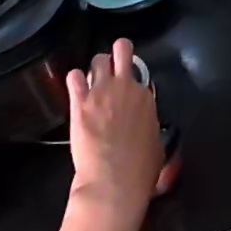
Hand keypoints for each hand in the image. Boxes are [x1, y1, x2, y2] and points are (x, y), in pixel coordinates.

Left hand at [66, 39, 162, 215]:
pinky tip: (75, 88)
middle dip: (118, 52)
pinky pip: (73, 76)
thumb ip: (151, 129)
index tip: (127, 92)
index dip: (132, 82)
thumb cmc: (140, 169)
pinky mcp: (79, 101)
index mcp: (146, 98)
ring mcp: (101, 91)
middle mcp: (125, 87)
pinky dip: (74, 80)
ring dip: (95, 67)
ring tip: (91, 80)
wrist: (113, 181)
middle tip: (113, 63)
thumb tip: (148, 131)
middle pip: (122, 49)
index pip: (140, 75)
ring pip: (97, 59)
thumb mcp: (157, 146)